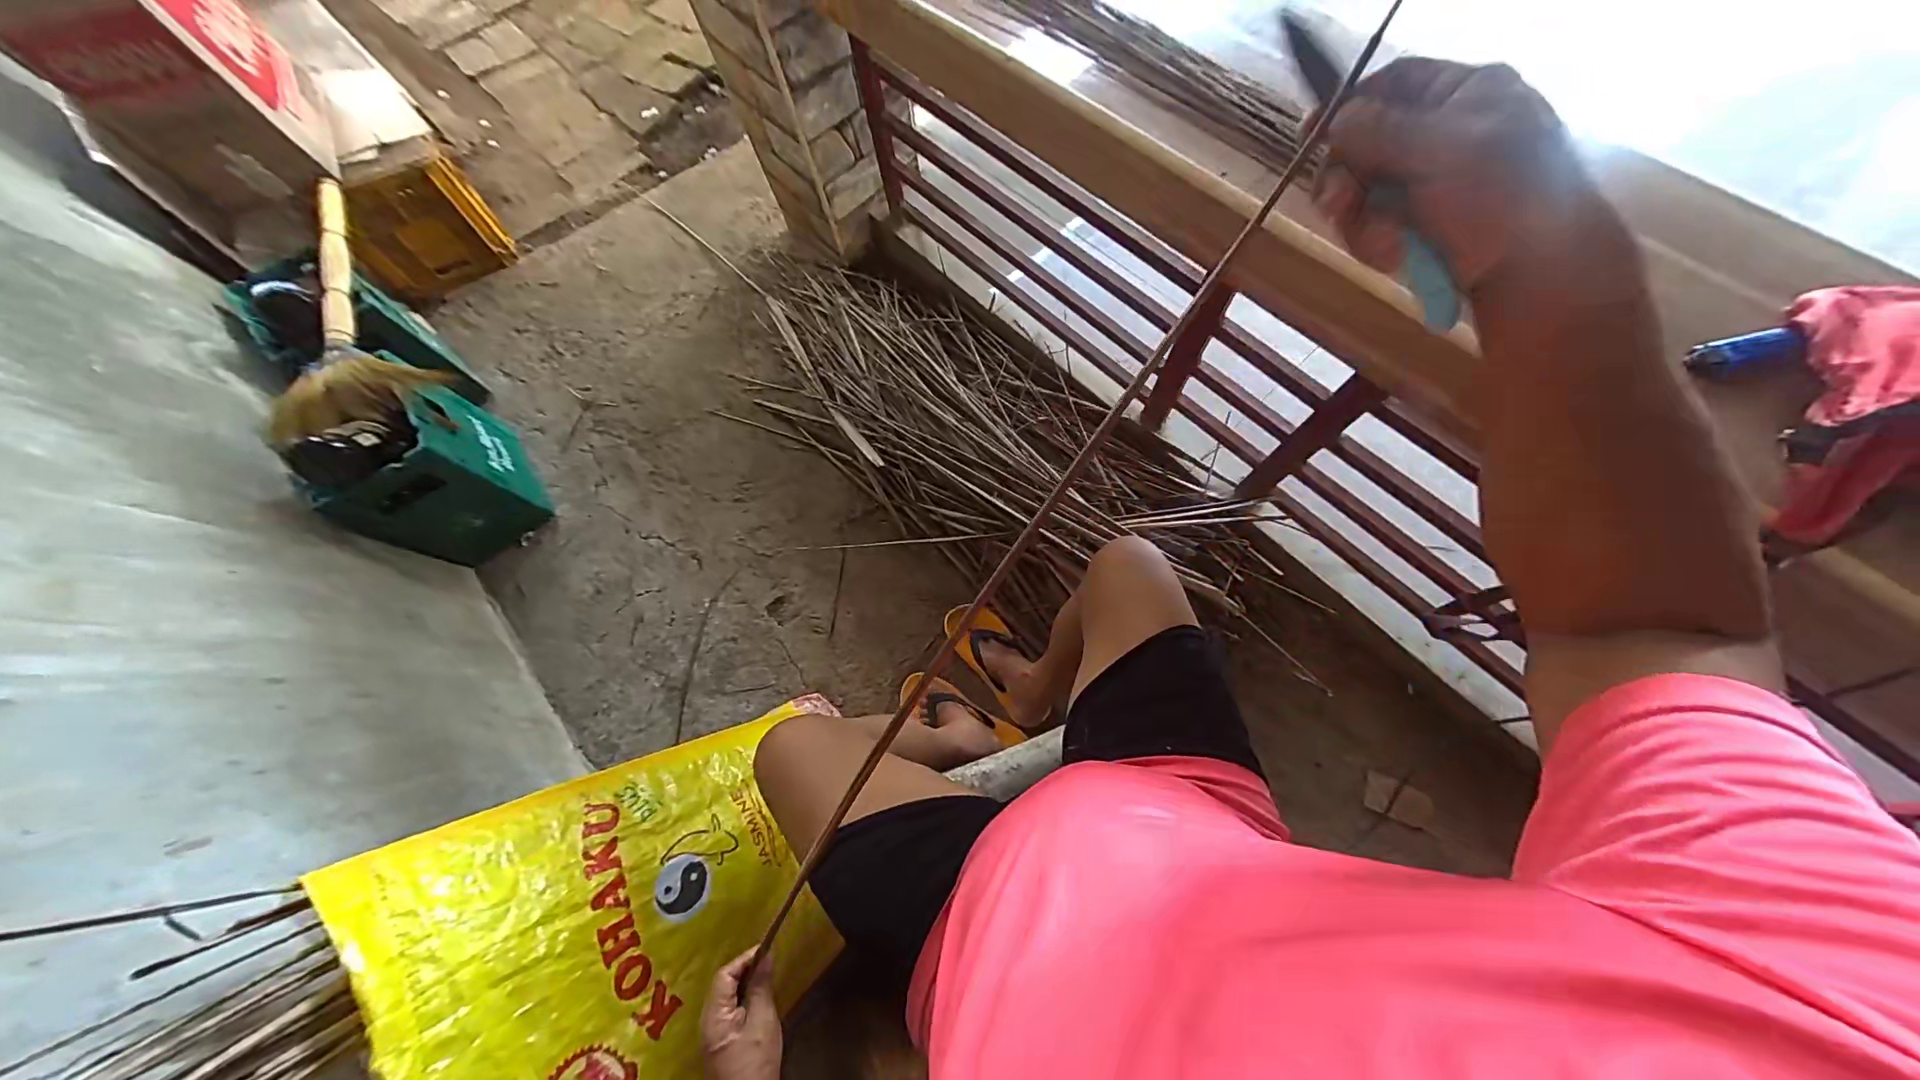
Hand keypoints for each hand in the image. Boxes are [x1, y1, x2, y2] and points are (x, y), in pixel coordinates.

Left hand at [700, 948, 781, 1079]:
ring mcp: (712, 1033)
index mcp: (713, 1015)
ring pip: (726, 996)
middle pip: (723, 984)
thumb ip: (762, 986)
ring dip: (745, 983)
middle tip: (768, 961)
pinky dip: (743, 998)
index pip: (724, 975)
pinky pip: (729, 1008)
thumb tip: (765, 956)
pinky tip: (759, 998)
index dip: (745, 959)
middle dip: (745, 969)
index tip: (766, 950)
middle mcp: (707, 1021)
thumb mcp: (763, 1020)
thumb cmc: (756, 1062)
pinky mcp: (720, 1041)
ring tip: (766, 976)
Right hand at [1313, 59, 1630, 302]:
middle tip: (1337, 205)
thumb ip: (1385, 132)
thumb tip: (1335, 118)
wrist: (1531, 269)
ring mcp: (1417, 184)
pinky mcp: (1405, 227)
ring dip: (1358, 222)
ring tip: (1385, 242)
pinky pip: (1364, 229)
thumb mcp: (1446, 150)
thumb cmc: (1506, 195)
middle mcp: (1434, 136)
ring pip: (1354, 193)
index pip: (1392, 84)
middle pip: (1360, 144)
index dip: (1350, 103)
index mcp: (1461, 95)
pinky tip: (1395, 257)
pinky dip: (1372, 246)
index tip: (1311, 131)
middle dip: (1343, 178)